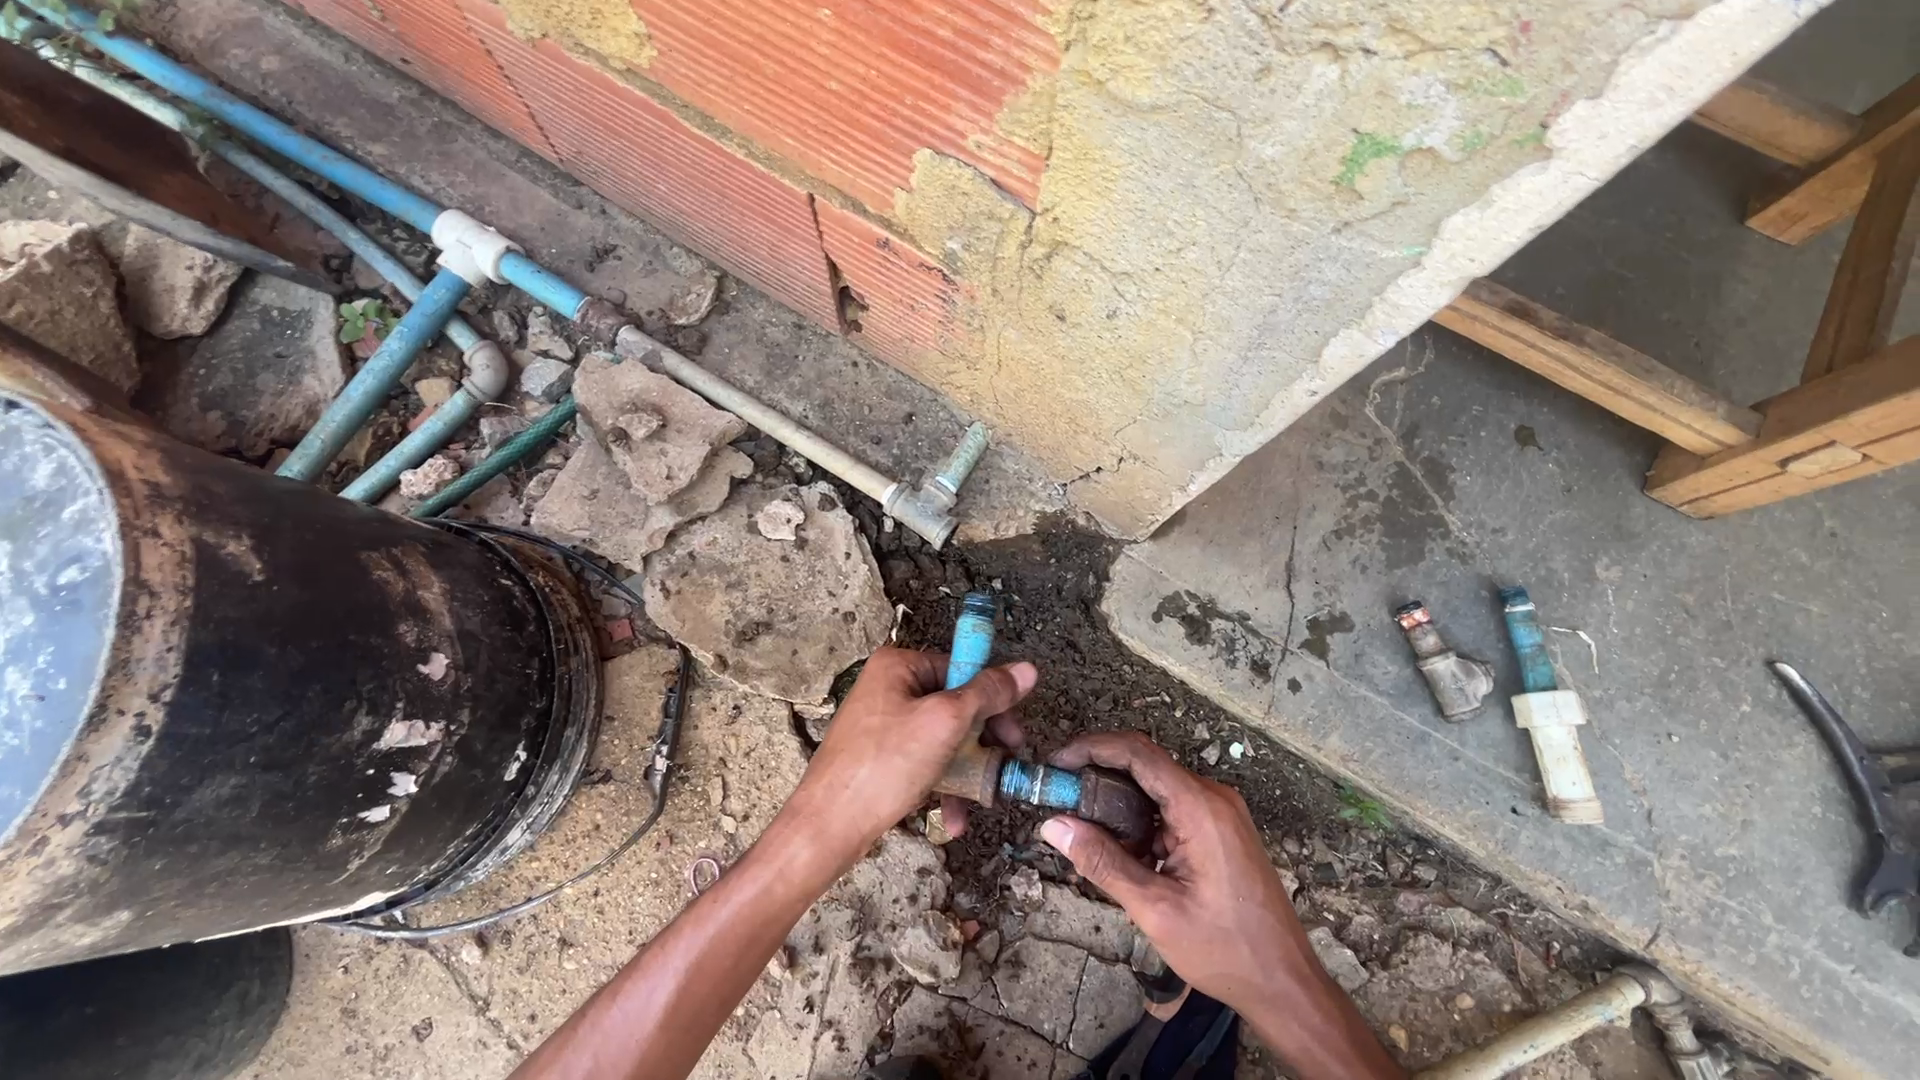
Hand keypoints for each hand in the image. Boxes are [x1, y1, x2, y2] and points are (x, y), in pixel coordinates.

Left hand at [786, 647, 1036, 862]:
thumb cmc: (884, 765)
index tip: (1014, 735)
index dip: (992, 701)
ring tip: (983, 800)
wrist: (829, 826)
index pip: (961, 669)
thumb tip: (1027, 670)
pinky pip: (923, 762)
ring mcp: (882, 725)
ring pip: (942, 739)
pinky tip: (953, 819)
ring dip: (966, 771)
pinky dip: (942, 786)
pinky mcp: (879, 758)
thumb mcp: (946, 721)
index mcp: (898, 666)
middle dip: (982, 742)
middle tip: (1005, 767)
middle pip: (955, 706)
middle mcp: (888, 688)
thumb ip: (988, 693)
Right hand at [1037, 732, 1309, 1010]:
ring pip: (1155, 788)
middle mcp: (1213, 797)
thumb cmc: (1225, 950)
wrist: (1286, 984)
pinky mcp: (1220, 829)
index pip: (1137, 752)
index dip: (1091, 748)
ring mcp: (1219, 812)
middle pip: (1145, 766)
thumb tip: (1054, 826)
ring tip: (1084, 834)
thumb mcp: (1155, 909)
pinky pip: (1171, 809)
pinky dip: (1140, 822)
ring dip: (1118, 804)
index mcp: (1200, 806)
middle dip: (1098, 776)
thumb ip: (1102, 862)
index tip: (1056, 763)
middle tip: (1060, 800)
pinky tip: (1121, 853)